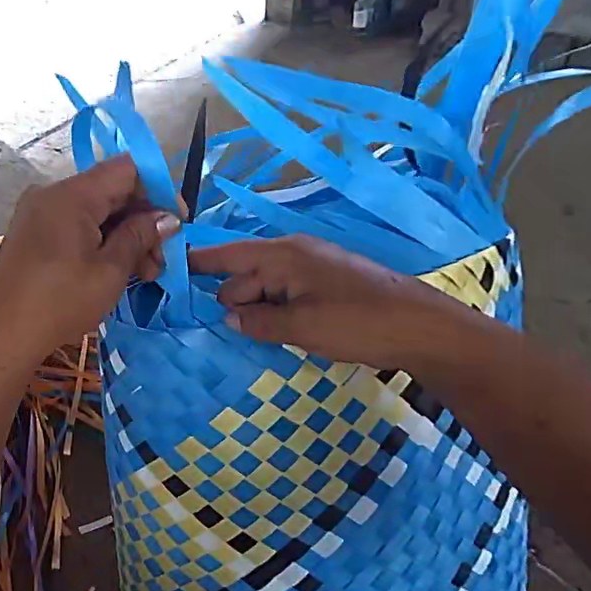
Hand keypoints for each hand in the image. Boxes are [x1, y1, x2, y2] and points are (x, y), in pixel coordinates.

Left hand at [0, 157, 178, 362]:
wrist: (1, 337)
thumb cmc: (60, 303)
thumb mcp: (109, 271)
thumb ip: (140, 236)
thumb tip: (168, 218)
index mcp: (71, 195)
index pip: (127, 170)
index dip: (158, 190)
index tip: (176, 223)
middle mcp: (51, 194)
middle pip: (111, 192)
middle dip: (142, 222)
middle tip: (161, 262)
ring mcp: (38, 214)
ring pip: (95, 212)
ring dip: (124, 237)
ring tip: (144, 275)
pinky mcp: (32, 234)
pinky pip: (75, 226)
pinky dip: (100, 243)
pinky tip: (116, 271)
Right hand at [188, 234, 499, 376]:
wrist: (422, 327)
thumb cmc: (357, 322)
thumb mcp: (300, 327)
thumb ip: (258, 322)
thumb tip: (230, 318)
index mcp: (283, 255)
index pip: (227, 255)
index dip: (197, 261)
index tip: (168, 265)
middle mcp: (295, 254)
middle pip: (244, 275)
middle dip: (233, 300)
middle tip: (235, 331)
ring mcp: (313, 268)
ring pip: (266, 287)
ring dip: (257, 310)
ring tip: (263, 336)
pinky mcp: (327, 284)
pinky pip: (287, 294)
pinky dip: (277, 310)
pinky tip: (281, 332)